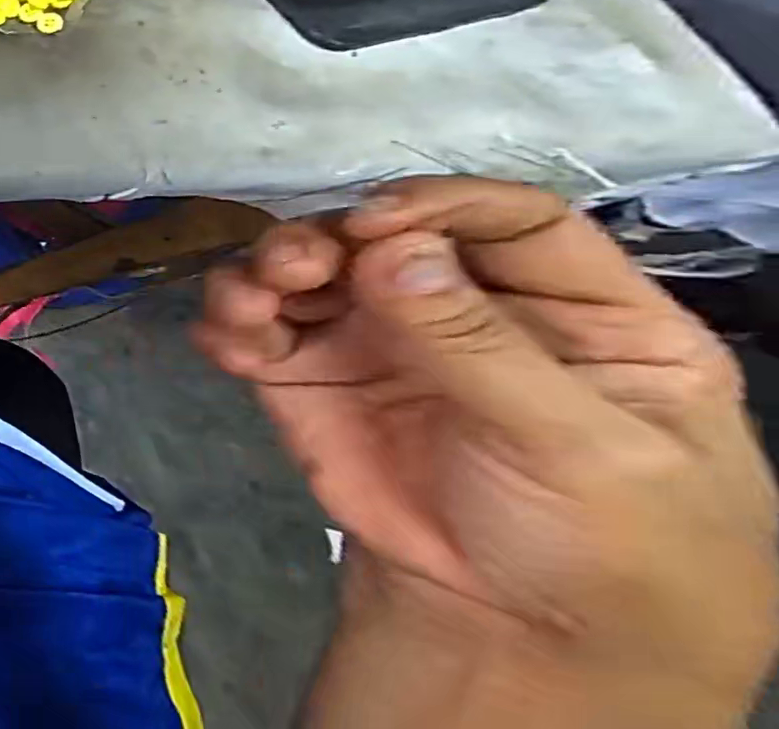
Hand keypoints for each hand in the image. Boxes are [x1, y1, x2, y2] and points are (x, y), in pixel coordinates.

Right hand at [193, 176, 778, 723]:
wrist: (504, 630)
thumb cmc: (609, 546)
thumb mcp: (586, 451)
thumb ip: (483, 347)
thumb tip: (392, 252)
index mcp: (566, 306)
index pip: (504, 220)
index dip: (438, 205)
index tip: (373, 223)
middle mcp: (454, 302)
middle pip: (375, 235)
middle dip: (323, 238)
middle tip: (294, 266)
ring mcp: (369, 335)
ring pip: (301, 270)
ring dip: (261, 273)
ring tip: (250, 305)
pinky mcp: (303, 371)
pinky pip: (254, 329)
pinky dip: (227, 326)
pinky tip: (223, 345)